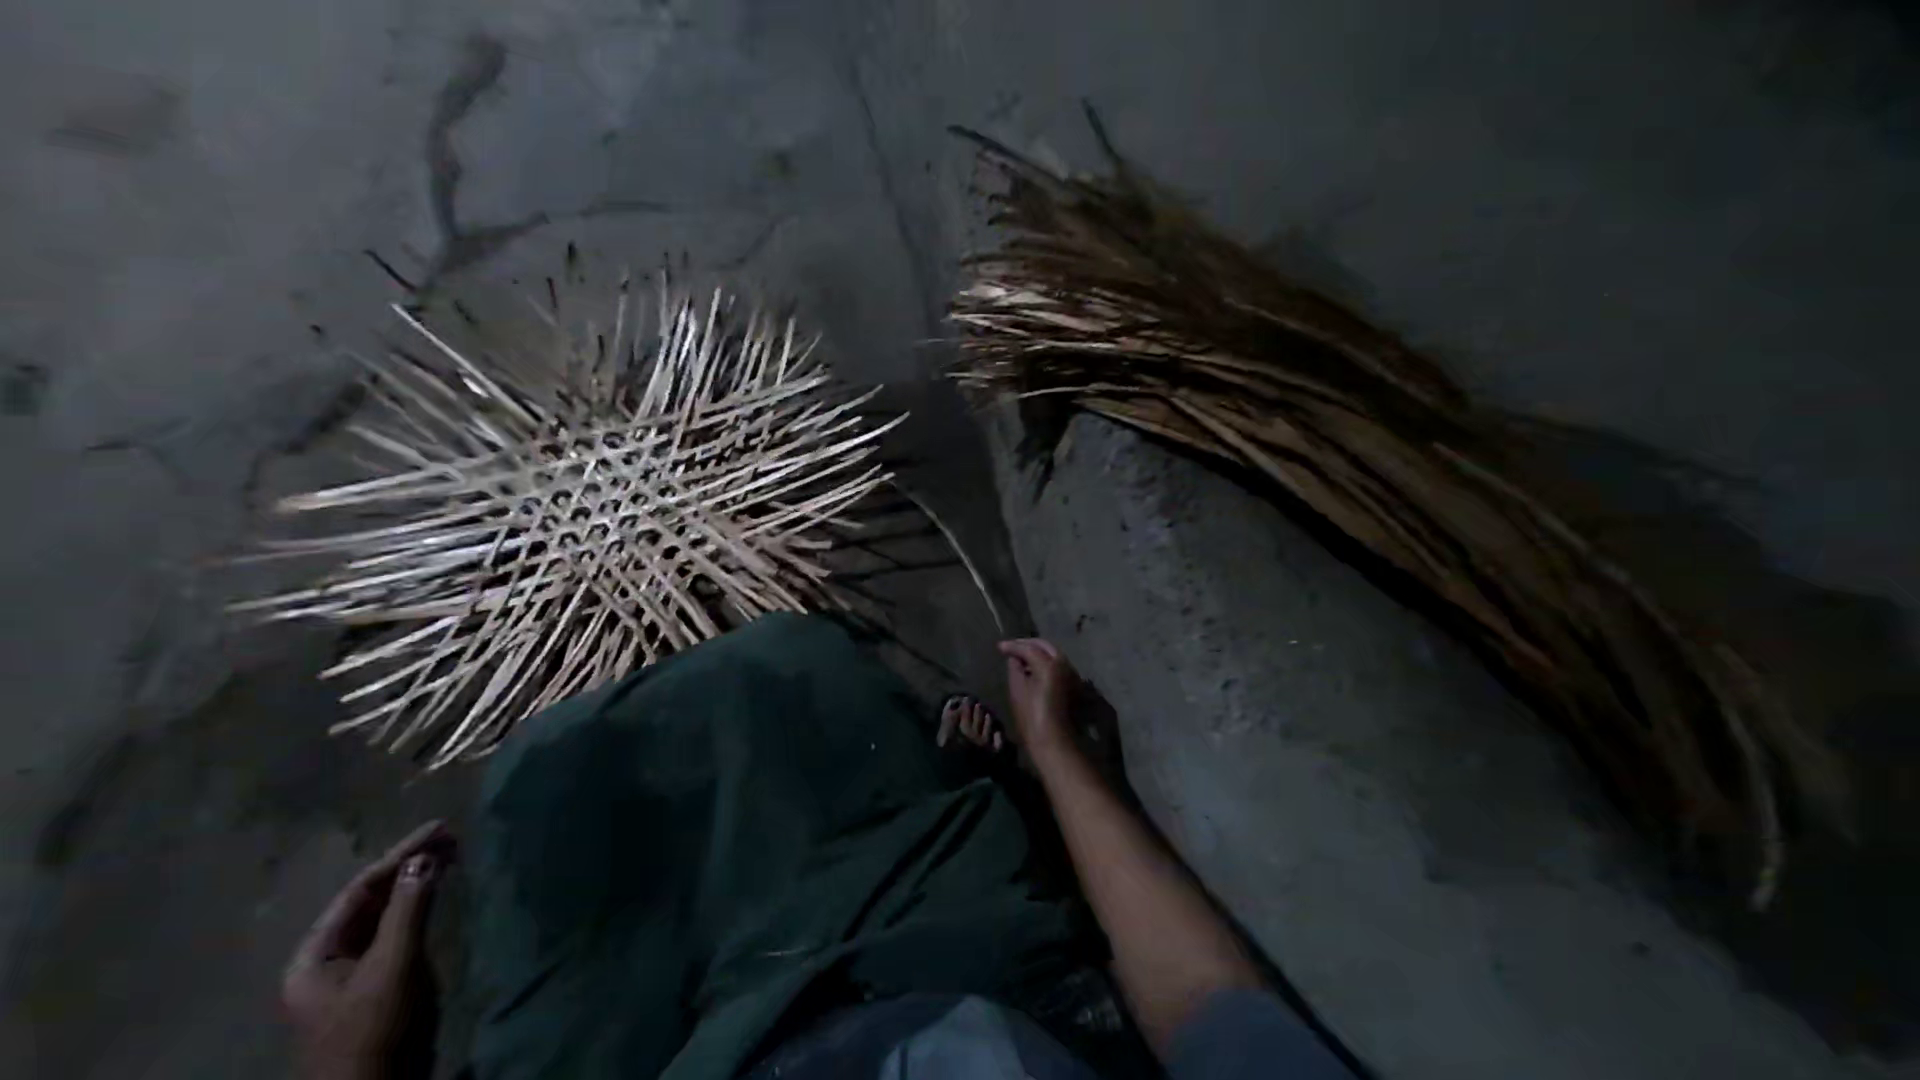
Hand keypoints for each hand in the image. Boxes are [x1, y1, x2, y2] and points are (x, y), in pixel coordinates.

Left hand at [283, 821, 452, 1079]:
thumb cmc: (374, 1028)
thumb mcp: (393, 965)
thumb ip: (407, 909)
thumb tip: (423, 858)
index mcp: (314, 955)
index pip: (359, 890)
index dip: (399, 855)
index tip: (438, 828)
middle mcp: (327, 958)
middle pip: (370, 898)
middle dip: (409, 864)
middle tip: (451, 835)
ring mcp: (352, 970)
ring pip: (385, 911)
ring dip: (417, 881)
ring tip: (451, 852)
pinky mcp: (378, 978)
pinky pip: (397, 928)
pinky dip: (419, 904)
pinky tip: (440, 888)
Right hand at [997, 638, 1078, 759]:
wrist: (1053, 740)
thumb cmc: (1031, 716)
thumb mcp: (1017, 690)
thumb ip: (1015, 668)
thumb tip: (1014, 658)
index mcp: (1049, 664)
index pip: (1028, 648)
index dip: (1013, 646)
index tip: (999, 647)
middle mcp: (1064, 664)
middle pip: (1045, 646)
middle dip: (1027, 644)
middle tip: (1011, 647)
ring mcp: (1071, 674)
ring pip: (1053, 654)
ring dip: (1037, 651)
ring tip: (1020, 655)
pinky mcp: (1072, 684)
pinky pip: (1057, 664)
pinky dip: (1045, 661)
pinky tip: (1033, 668)